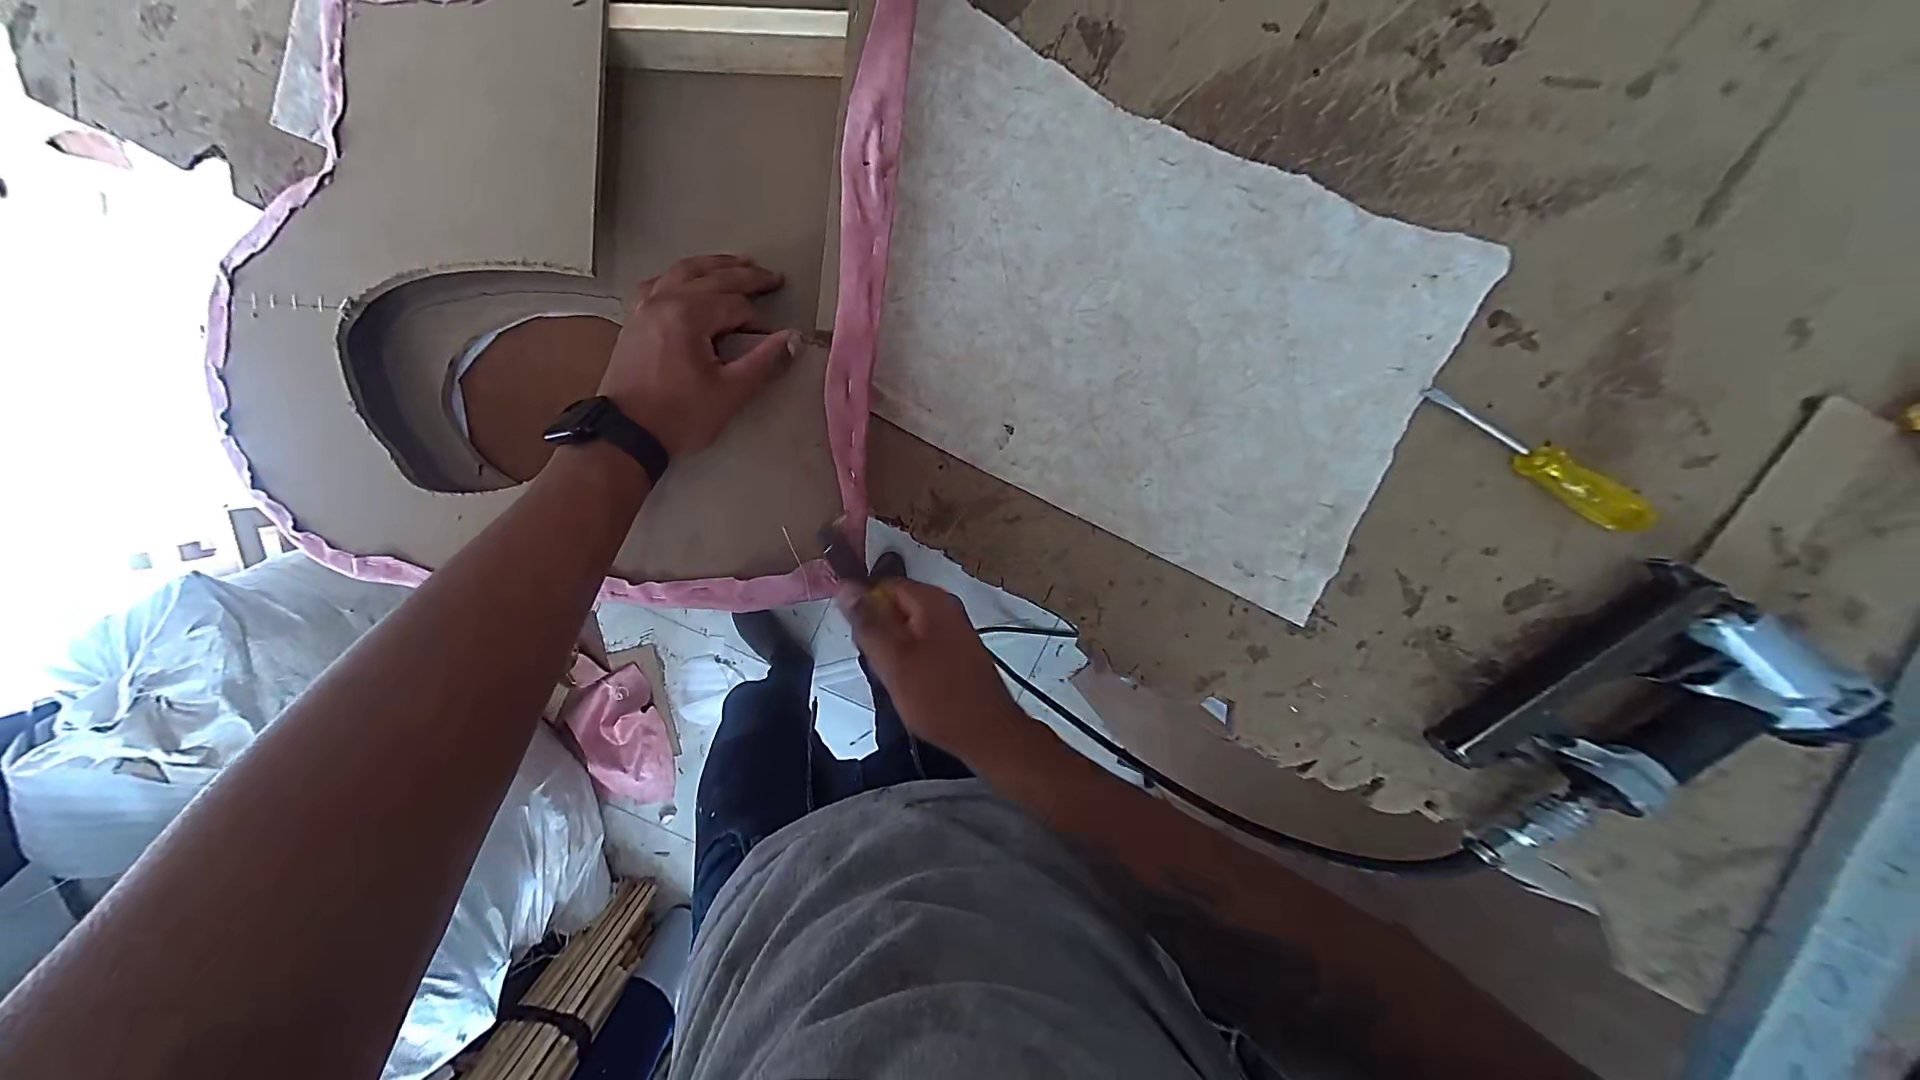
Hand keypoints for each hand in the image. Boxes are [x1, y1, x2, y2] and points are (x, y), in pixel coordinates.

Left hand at [598, 255, 802, 455]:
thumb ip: (765, 362)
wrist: (626, 433)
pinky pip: (659, 283)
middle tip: (773, 278)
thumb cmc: (680, 415)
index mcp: (688, 315)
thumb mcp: (731, 392)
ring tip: (738, 264)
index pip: (736, 305)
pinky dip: (680, 277)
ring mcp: (644, 307)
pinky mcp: (634, 320)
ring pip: (683, 272)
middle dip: (746, 276)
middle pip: (712, 278)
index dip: (759, 322)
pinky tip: (686, 281)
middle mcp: (664, 300)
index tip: (771, 341)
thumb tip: (794, 339)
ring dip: (713, 266)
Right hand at [841, 578, 1039, 764]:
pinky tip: (911, 686)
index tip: (858, 634)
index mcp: (932, 602)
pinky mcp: (956, 653)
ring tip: (896, 678)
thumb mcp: (892, 659)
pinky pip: (921, 648)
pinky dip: (910, 663)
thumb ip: (867, 622)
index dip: (863, 607)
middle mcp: (947, 610)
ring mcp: (954, 632)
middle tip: (880, 662)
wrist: (986, 734)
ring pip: (906, 631)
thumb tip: (846, 589)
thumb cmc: (945, 700)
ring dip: (893, 652)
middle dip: (879, 633)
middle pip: (895, 607)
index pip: (883, 584)